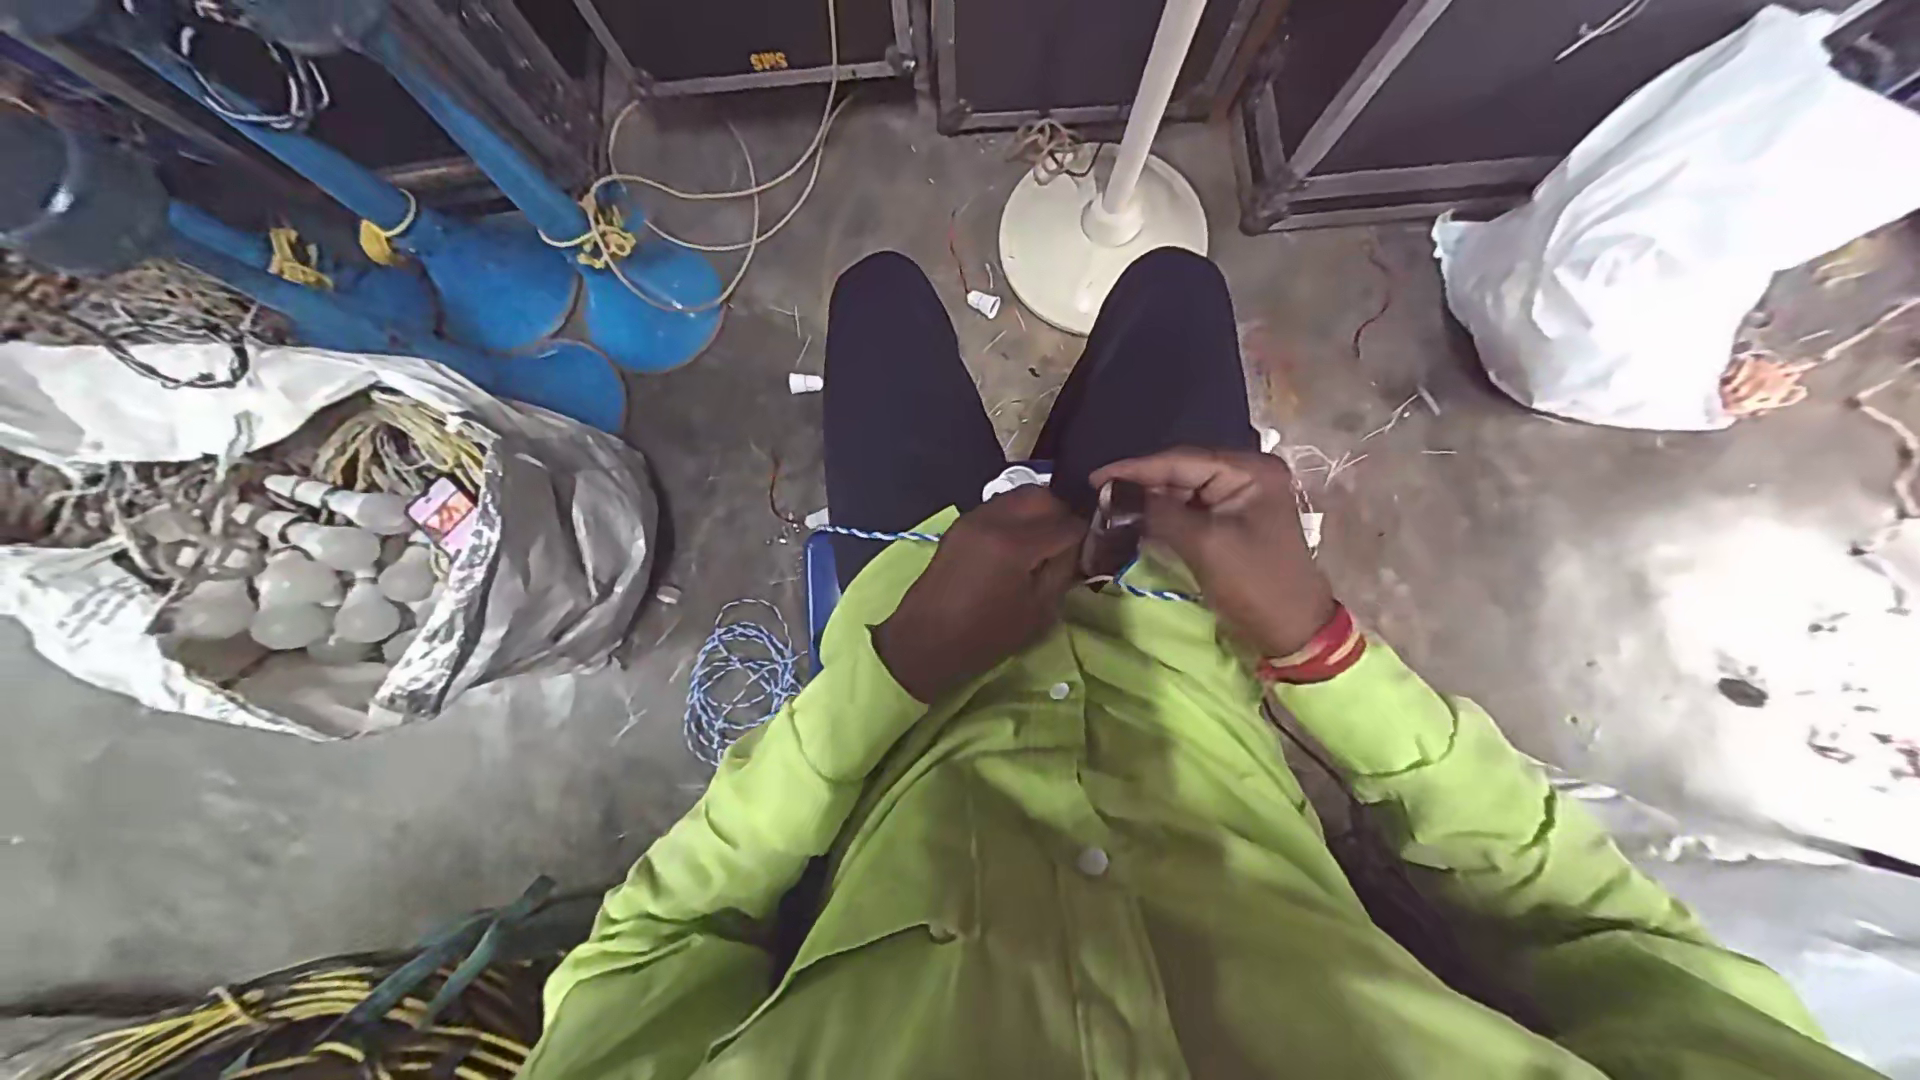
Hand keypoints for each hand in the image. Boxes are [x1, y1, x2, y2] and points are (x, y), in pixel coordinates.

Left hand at [872, 487, 1083, 701]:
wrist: (925, 642)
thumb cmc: (984, 637)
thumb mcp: (1038, 612)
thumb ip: (1062, 571)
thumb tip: (1078, 548)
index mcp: (1015, 544)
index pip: (1068, 523)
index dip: (1087, 535)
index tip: (1093, 550)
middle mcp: (994, 519)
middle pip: (1044, 497)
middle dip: (1063, 515)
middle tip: (1070, 543)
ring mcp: (973, 517)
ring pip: (1020, 496)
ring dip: (1040, 512)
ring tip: (1046, 542)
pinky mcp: (961, 524)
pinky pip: (1000, 506)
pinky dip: (1018, 515)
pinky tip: (1021, 543)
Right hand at [1093, 448, 1334, 656]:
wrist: (1292, 629)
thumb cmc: (1254, 583)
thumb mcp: (1204, 544)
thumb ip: (1160, 512)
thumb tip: (1117, 495)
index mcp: (1249, 471)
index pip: (1182, 460)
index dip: (1135, 468)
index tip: (1095, 478)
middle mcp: (1246, 473)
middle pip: (1181, 470)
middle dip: (1140, 482)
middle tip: (1098, 492)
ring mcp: (1240, 495)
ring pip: (1182, 489)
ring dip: (1148, 498)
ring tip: (1110, 504)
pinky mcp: (1231, 517)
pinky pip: (1189, 507)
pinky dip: (1163, 512)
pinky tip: (1136, 516)